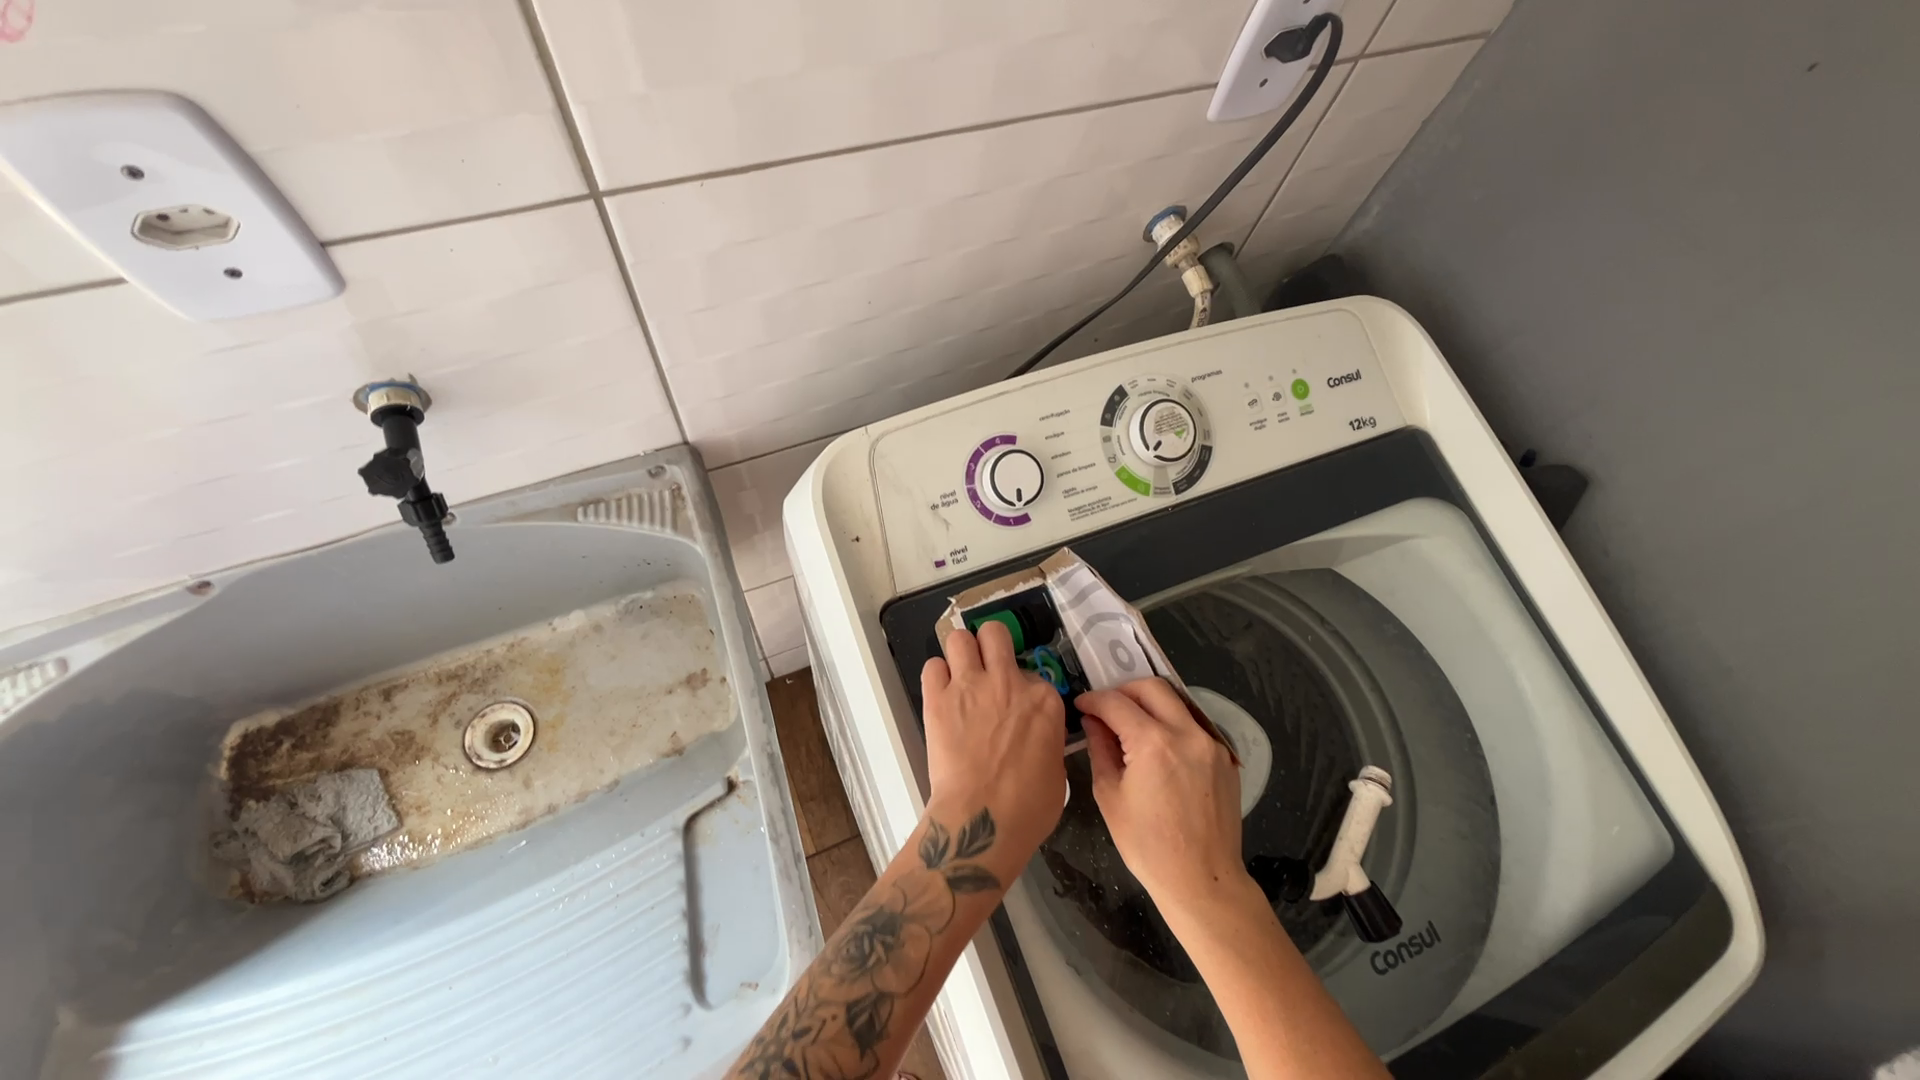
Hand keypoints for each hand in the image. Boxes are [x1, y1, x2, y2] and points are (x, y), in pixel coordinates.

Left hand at [920, 621, 1066, 861]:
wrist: (983, 818)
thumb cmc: (1029, 806)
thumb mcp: (1057, 770)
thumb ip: (1047, 742)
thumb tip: (1036, 741)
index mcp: (1044, 700)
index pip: (1032, 673)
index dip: (1022, 689)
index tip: (1016, 707)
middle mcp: (1008, 681)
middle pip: (994, 634)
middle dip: (990, 644)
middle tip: (986, 666)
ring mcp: (970, 686)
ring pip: (959, 638)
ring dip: (960, 653)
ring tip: (960, 675)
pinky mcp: (937, 699)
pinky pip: (931, 667)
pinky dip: (936, 677)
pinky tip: (941, 694)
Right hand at [1077, 678, 1248, 916]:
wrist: (1201, 878)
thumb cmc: (1147, 844)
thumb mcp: (1109, 796)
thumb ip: (1100, 749)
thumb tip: (1094, 722)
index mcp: (1153, 742)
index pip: (1116, 703)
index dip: (1093, 700)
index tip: (1081, 706)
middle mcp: (1186, 732)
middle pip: (1152, 687)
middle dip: (1124, 690)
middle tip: (1107, 709)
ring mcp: (1211, 743)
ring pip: (1177, 701)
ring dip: (1151, 704)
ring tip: (1132, 724)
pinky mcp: (1224, 757)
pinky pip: (1194, 725)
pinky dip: (1172, 723)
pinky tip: (1160, 747)